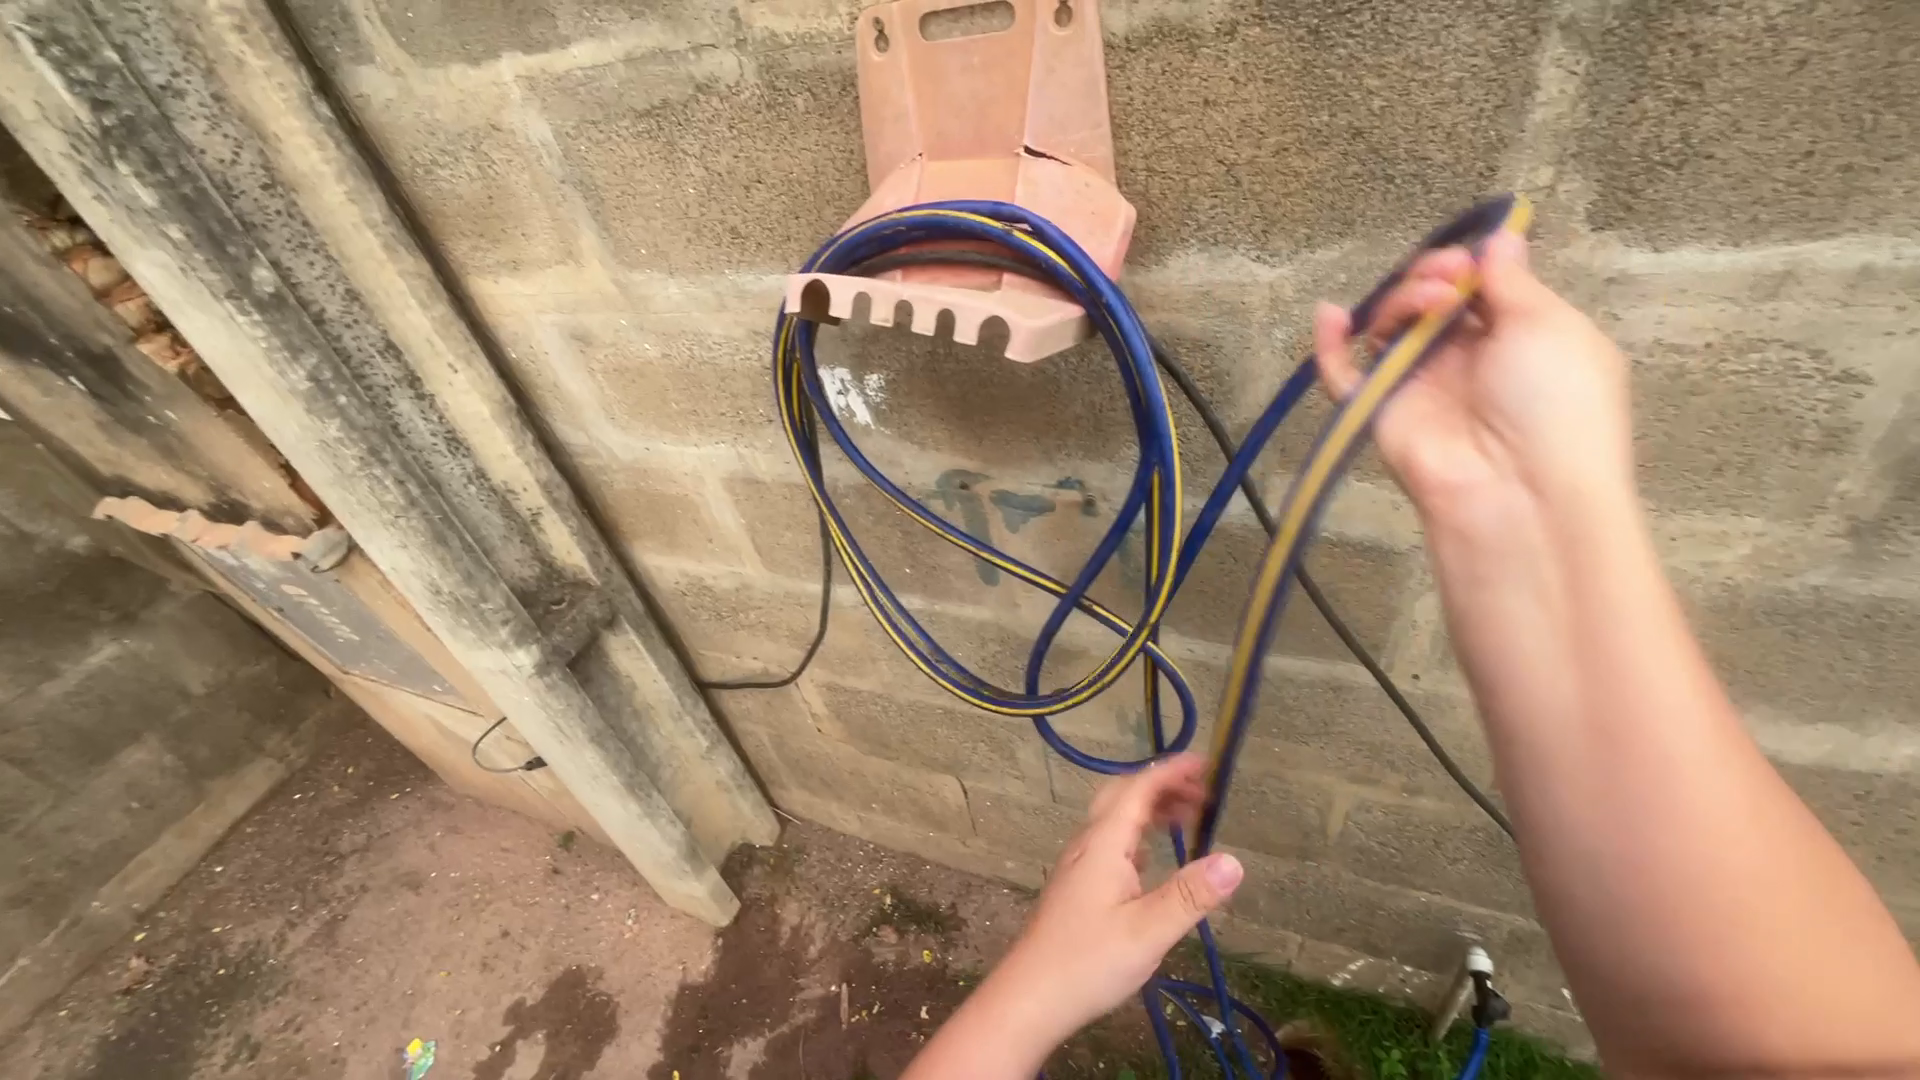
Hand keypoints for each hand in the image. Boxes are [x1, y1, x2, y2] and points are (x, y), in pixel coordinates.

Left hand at [993, 755, 1243, 1044]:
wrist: (1031, 994)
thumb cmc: (1088, 961)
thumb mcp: (1147, 932)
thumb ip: (1189, 896)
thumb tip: (1234, 861)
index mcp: (1104, 843)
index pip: (1138, 789)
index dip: (1170, 770)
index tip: (1203, 760)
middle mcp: (1089, 843)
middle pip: (1124, 796)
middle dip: (1162, 784)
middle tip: (1203, 790)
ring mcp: (1080, 862)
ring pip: (1116, 818)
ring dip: (1151, 808)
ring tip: (1190, 818)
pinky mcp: (1079, 883)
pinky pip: (1112, 840)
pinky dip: (1139, 833)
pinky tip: (1153, 856)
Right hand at [1312, 230, 1632, 528]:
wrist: (1517, 486)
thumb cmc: (1555, 401)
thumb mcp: (1551, 327)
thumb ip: (1513, 282)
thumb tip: (1499, 238)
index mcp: (1515, 335)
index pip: (1477, 286)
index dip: (1468, 264)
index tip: (1469, 261)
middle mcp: (1462, 356)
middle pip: (1428, 301)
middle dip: (1432, 277)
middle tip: (1445, 282)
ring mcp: (1415, 383)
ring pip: (1389, 328)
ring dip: (1400, 302)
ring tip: (1424, 306)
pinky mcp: (1375, 410)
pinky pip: (1343, 376)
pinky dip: (1329, 347)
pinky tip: (1327, 316)